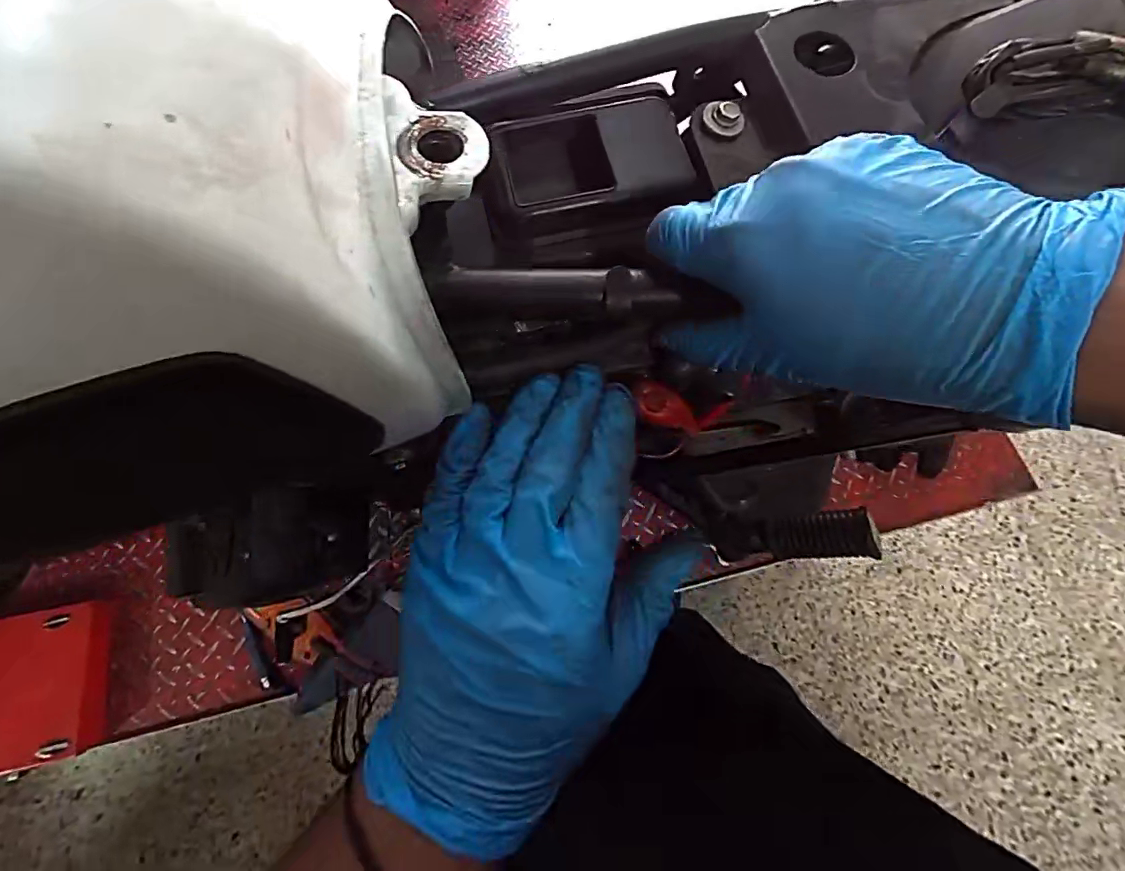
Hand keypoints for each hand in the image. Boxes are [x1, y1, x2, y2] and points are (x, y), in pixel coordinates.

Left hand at [361, 367, 695, 859]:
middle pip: (548, 463)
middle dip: (569, 413)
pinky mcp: (432, 551)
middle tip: (584, 377)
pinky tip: (478, 416)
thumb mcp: (619, 661)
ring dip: (522, 419)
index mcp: (576, 578)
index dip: (609, 436)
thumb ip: (651, 591)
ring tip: (544, 386)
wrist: (468, 747)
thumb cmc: (554, 711)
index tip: (618, 400)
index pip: (598, 485)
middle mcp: (521, 550)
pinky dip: (463, 449)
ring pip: (499, 466)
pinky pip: (449, 489)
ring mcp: (469, 546)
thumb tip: (692, 539)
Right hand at [646, 134, 1124, 426]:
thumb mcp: (778, 354)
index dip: (673, 261)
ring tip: (834, 268)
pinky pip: (825, 176)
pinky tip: (868, 242)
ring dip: (786, 226)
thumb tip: (679, 327)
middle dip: (737, 248)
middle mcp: (770, 187)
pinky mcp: (872, 149)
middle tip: (776, 289)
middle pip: (721, 213)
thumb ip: (708, 336)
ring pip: (773, 195)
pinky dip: (833, 205)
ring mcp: (823, 162)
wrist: (1020, 300)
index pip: (664, 232)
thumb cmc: (904, 335)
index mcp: (734, 237)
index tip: (694, 278)